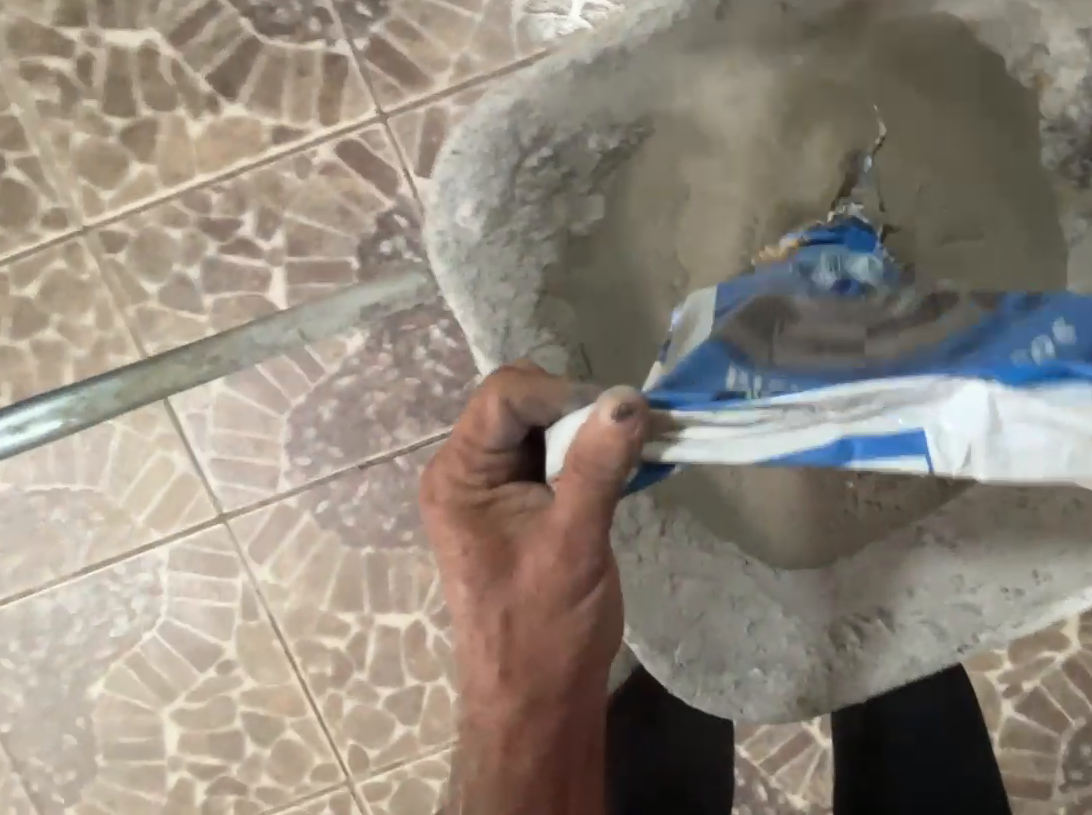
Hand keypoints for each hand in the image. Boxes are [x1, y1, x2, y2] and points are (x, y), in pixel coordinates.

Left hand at [419, 363, 646, 814]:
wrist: (539, 697)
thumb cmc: (543, 629)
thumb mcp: (573, 544)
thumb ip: (597, 467)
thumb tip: (628, 399)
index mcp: (460, 476)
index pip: (505, 396)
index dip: (562, 393)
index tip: (616, 416)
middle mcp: (471, 469)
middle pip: (523, 398)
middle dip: (577, 405)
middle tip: (626, 432)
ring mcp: (498, 482)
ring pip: (546, 419)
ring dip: (590, 425)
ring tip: (631, 447)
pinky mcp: (528, 496)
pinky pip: (560, 446)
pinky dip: (594, 445)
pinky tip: (623, 462)